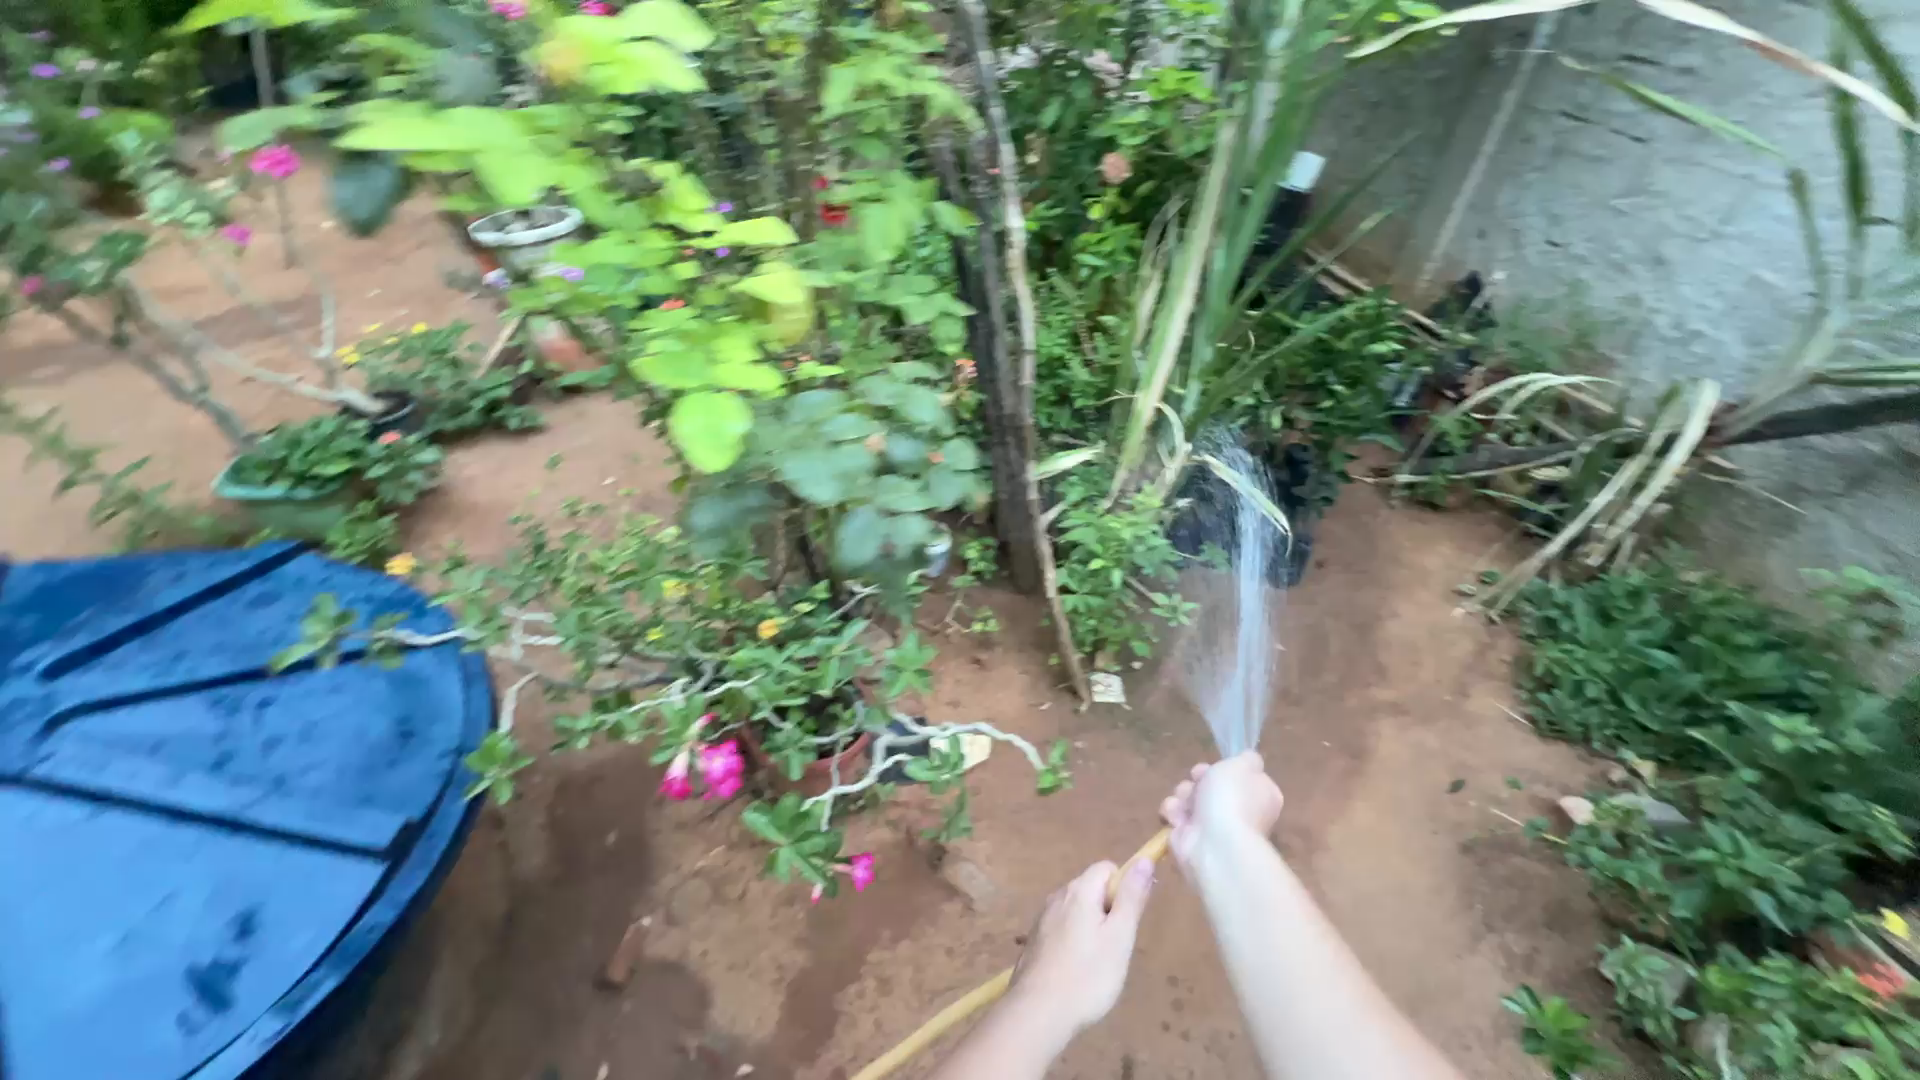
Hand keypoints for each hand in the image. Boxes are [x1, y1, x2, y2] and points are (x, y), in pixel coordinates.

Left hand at [1006, 858, 1154, 1041]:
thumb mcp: (1120, 936)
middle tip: (1118, 946)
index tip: (1131, 919)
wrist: (1038, 1011)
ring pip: (1077, 909)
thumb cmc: (1088, 975)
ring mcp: (1043, 918)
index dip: (1124, 886)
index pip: (1107, 868)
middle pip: (1091, 888)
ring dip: (1093, 926)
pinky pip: (1063, 927)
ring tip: (1100, 962)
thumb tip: (1143, 860)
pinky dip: (1075, 940)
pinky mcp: (1036, 939)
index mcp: (1079, 890)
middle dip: (1110, 910)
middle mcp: (1057, 896)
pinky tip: (1078, 969)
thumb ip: (1132, 897)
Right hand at [1160, 751, 1283, 870]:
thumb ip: (1249, 758)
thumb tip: (1250, 760)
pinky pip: (1176, 814)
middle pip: (1210, 784)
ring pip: (1189, 796)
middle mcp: (1238, 811)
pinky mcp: (1190, 837)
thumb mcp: (1243, 765)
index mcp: (1259, 796)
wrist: (1215, 843)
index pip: (1239, 776)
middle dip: (1199, 778)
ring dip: (1183, 794)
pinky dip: (1174, 812)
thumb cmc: (1231, 799)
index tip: (1216, 767)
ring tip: (1186, 802)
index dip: (1224, 768)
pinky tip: (1178, 817)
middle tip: (1197, 779)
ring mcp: (1213, 826)